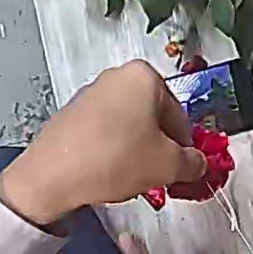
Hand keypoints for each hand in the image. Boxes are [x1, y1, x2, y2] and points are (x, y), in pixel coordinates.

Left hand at [0, 60, 206, 227]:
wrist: (54, 175)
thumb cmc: (116, 159)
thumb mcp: (169, 166)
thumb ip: (193, 163)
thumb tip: (198, 163)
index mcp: (144, 76)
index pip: (180, 116)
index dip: (184, 147)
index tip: (182, 168)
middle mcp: (117, 76)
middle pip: (154, 118)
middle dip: (160, 148)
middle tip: (158, 175)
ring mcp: (91, 93)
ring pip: (130, 126)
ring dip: (138, 150)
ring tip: (132, 177)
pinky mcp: (72, 113)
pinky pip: (106, 132)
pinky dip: (114, 150)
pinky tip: (110, 172)